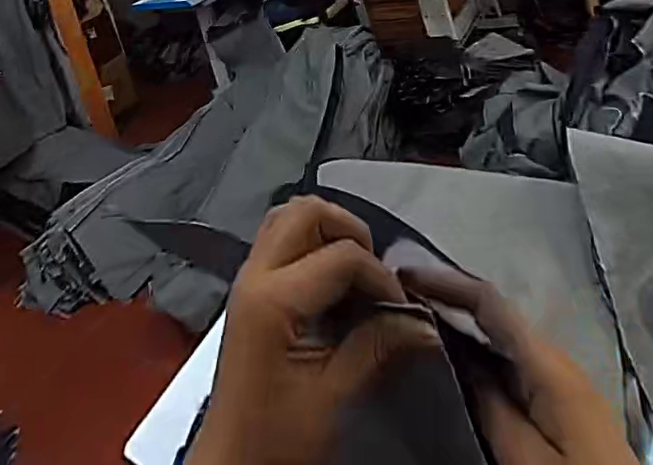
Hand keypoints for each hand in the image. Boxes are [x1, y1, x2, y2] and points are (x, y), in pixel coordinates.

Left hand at [187, 197, 438, 464]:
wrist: (230, 464)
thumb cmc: (273, 439)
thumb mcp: (332, 395)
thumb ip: (376, 346)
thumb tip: (421, 321)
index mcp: (273, 300)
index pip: (343, 255)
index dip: (380, 277)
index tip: (399, 307)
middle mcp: (255, 276)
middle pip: (308, 211)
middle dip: (350, 231)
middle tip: (372, 270)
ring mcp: (248, 278)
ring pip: (290, 214)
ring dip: (328, 229)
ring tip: (354, 267)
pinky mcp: (250, 287)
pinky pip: (280, 236)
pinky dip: (311, 240)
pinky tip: (331, 277)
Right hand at [401, 267, 635, 464]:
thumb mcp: (527, 462)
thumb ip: (493, 409)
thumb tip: (460, 359)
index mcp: (547, 362)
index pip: (491, 303)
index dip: (448, 283)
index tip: (407, 275)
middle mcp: (555, 358)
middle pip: (497, 317)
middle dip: (452, 303)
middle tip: (404, 302)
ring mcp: (561, 379)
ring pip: (503, 341)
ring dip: (464, 330)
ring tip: (420, 326)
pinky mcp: (562, 401)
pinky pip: (512, 366)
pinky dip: (481, 356)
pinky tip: (458, 366)